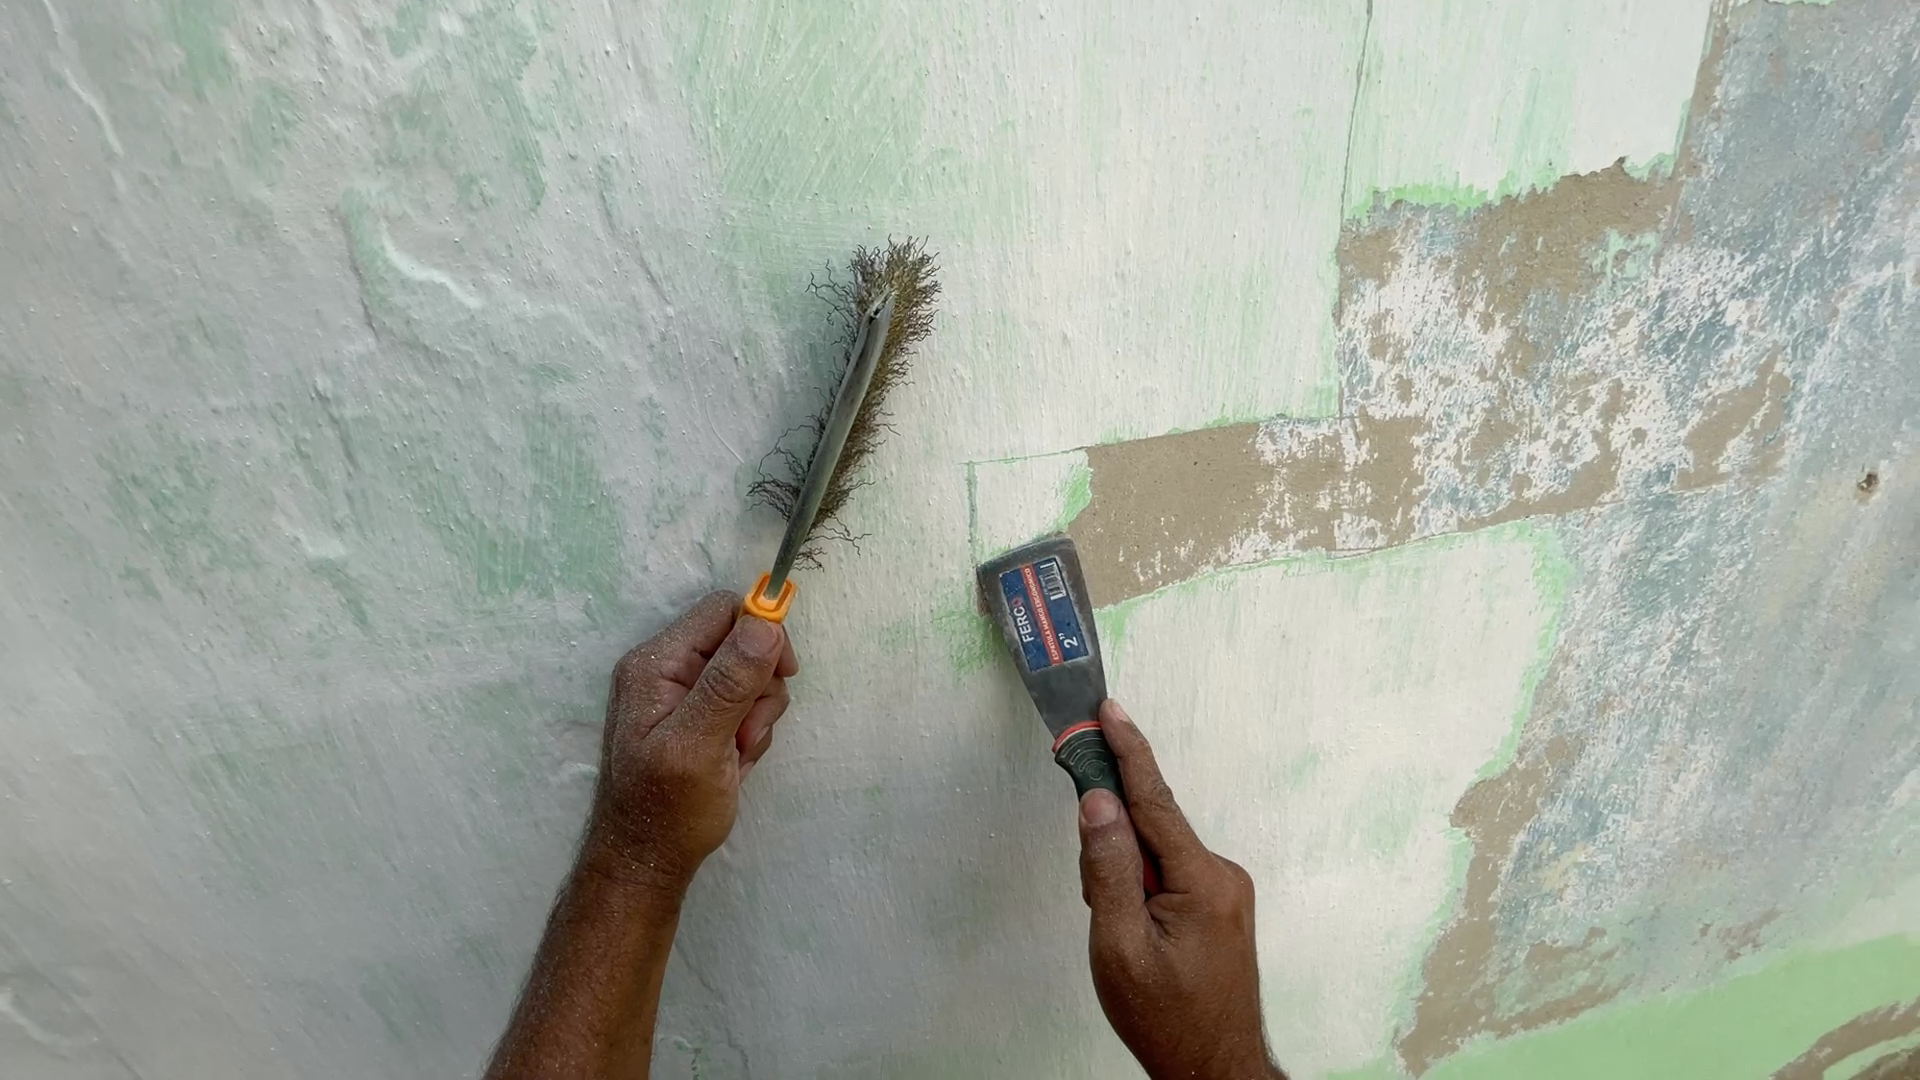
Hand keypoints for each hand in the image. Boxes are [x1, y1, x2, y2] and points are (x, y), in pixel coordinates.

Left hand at [582, 591, 800, 893]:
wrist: (650, 862)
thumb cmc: (667, 809)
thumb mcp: (699, 744)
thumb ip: (730, 682)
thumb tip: (766, 624)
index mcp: (658, 662)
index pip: (722, 611)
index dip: (761, 631)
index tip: (784, 671)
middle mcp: (669, 667)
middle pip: (743, 640)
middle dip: (761, 683)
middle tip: (749, 728)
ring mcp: (685, 690)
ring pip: (752, 671)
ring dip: (759, 710)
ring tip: (738, 750)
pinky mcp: (702, 712)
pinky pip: (748, 698)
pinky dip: (753, 726)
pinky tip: (736, 757)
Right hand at [1078, 700, 1283, 1079]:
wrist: (1213, 1071)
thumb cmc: (1164, 1016)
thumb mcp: (1119, 945)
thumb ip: (1106, 868)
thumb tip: (1097, 801)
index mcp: (1202, 879)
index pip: (1154, 800)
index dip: (1128, 751)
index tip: (1109, 709)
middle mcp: (1220, 872)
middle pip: (1149, 826)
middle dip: (1112, 841)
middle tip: (1095, 892)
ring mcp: (1222, 886)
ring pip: (1153, 849)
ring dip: (1123, 870)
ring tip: (1117, 926)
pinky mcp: (1217, 899)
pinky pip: (1166, 868)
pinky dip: (1138, 882)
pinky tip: (1133, 923)